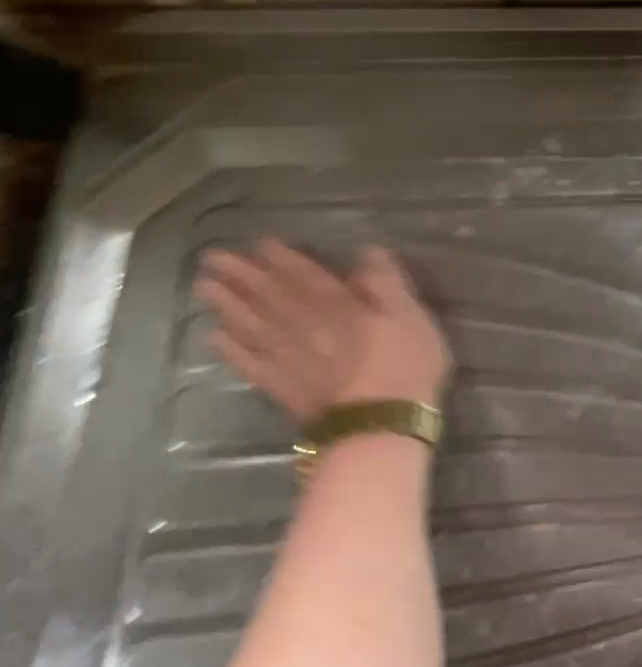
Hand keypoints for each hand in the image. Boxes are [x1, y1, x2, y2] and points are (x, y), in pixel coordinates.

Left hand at [195, 240, 450, 421]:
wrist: (378, 423)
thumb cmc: (406, 365)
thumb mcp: (412, 317)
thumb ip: (387, 284)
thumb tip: (367, 251)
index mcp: (336, 304)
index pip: (304, 274)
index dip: (283, 257)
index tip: (262, 243)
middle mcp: (301, 324)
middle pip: (268, 295)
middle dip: (242, 274)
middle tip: (213, 258)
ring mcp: (285, 356)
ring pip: (249, 323)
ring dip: (226, 303)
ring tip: (204, 286)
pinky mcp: (279, 385)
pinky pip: (247, 362)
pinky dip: (229, 348)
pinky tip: (215, 336)